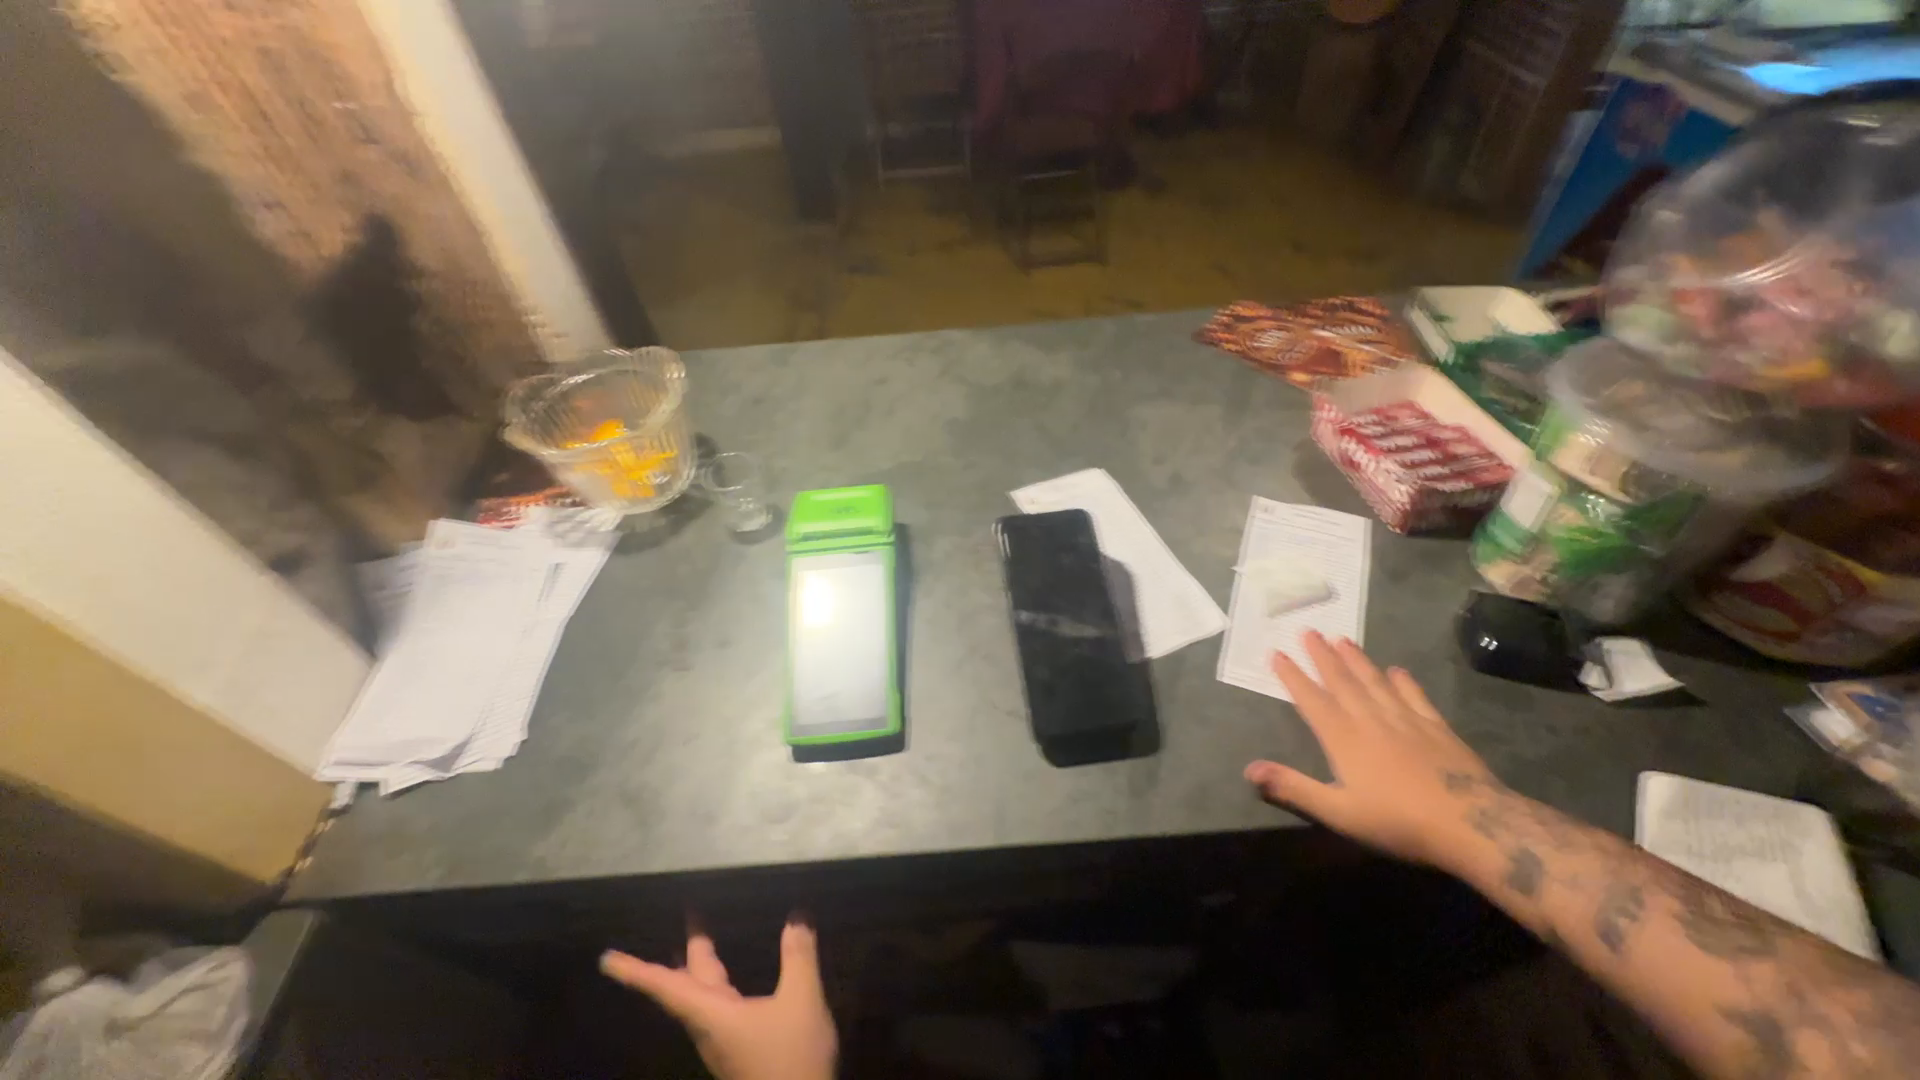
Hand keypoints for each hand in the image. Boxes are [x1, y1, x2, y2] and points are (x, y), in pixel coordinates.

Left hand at [602, 916, 836, 1079]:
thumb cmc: (791, 1060)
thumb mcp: (801, 1002)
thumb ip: (798, 957)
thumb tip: (795, 916)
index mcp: (712, 1014)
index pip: (665, 986)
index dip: (635, 970)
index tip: (606, 959)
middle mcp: (709, 1028)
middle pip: (686, 987)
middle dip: (683, 955)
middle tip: (684, 921)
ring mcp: (724, 1043)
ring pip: (702, 1000)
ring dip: (699, 971)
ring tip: (701, 946)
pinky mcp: (740, 1052)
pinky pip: (720, 1010)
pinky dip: (721, 986)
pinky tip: (733, 985)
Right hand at [1244, 631, 1494, 870]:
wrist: (1471, 824)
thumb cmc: (1398, 822)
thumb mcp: (1338, 812)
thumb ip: (1293, 788)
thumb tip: (1250, 769)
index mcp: (1343, 739)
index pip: (1312, 700)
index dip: (1293, 677)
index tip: (1277, 653)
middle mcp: (1372, 721)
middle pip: (1343, 682)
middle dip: (1323, 656)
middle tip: (1308, 631)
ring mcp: (1407, 722)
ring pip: (1376, 682)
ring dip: (1357, 660)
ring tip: (1343, 638)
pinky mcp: (1437, 729)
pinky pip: (1415, 698)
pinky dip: (1403, 682)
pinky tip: (1397, 671)